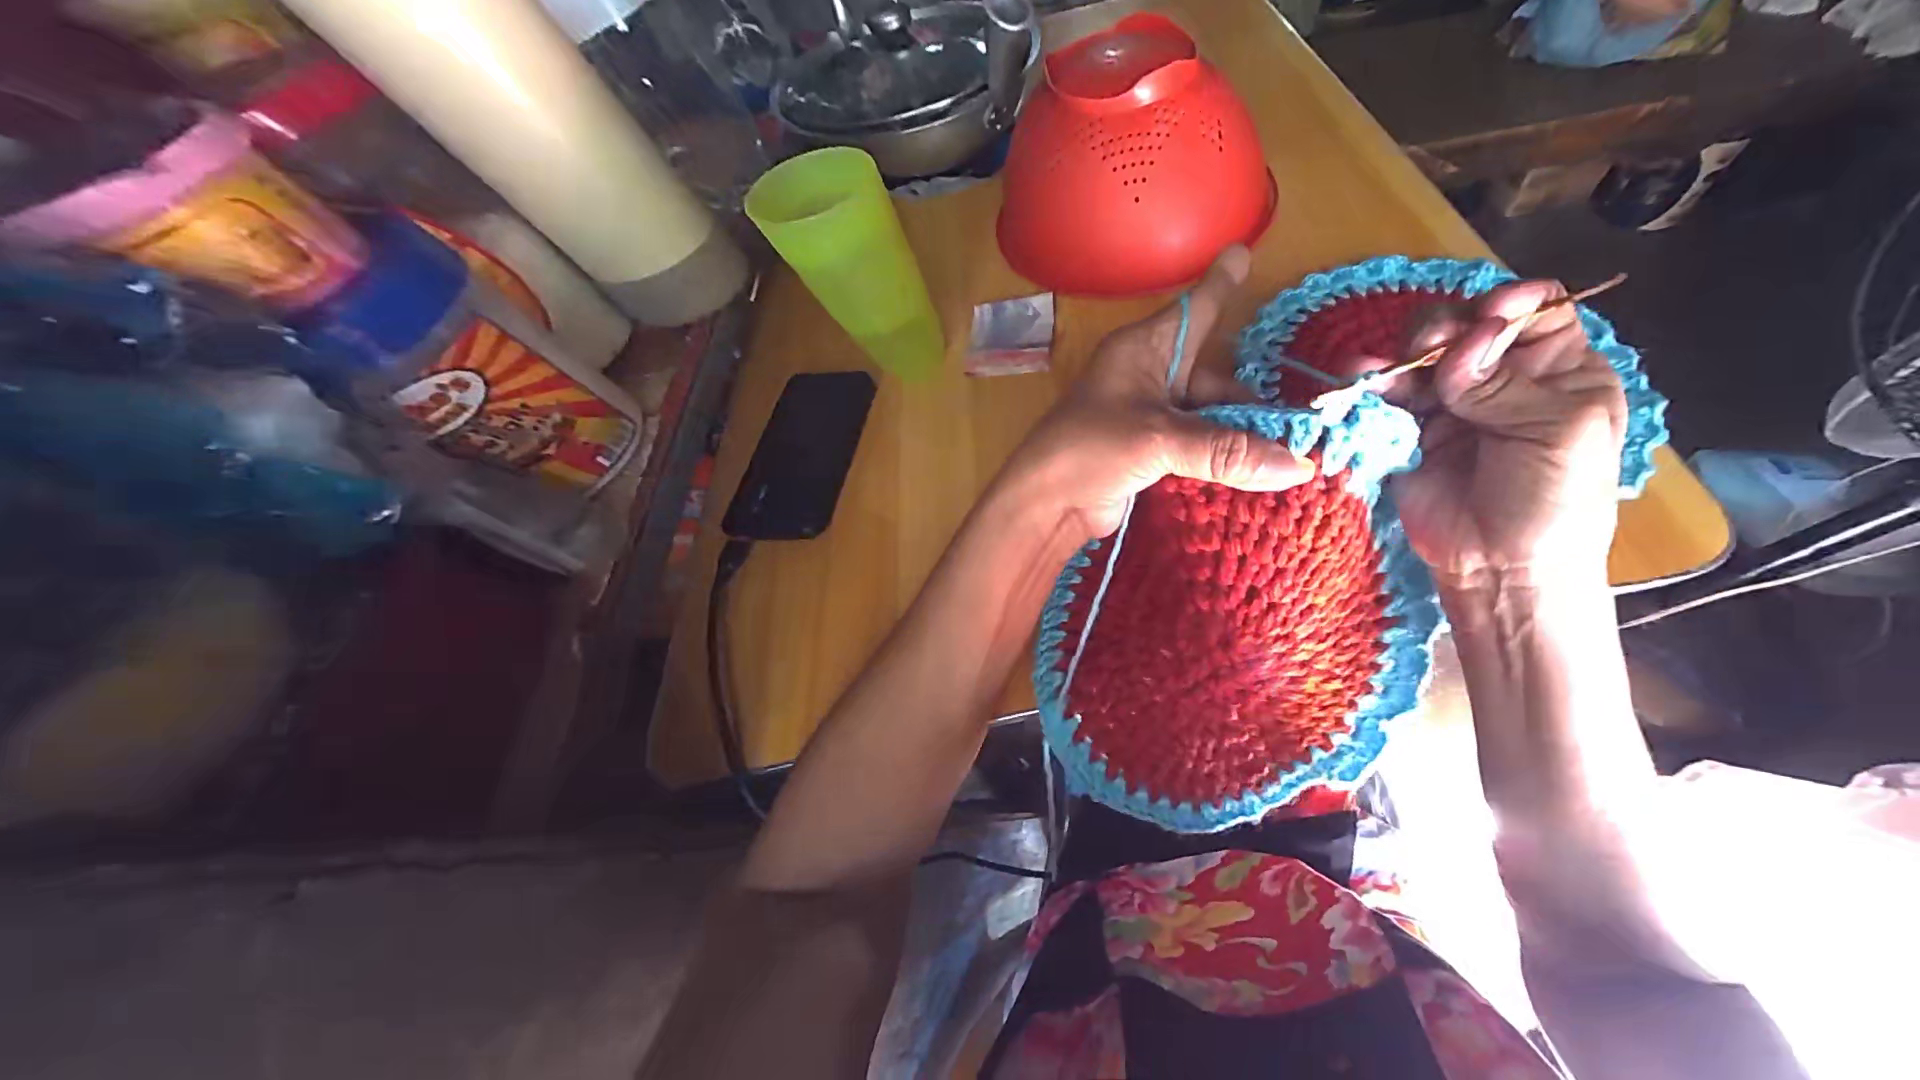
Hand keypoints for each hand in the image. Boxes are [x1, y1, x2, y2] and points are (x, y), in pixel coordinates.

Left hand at [992, 246, 1313, 541]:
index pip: (1194, 308)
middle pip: (1213, 374)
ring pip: (1208, 413)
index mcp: (1143, 350)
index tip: (1245, 253)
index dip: (1221, 284)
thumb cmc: (1088, 450)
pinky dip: (1223, 454)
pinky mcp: (1149, 450)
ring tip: (1291, 449)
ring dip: (1241, 432)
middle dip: (1252, 397)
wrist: (1044, 504)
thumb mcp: (1158, 440)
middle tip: (1306, 417)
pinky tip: (1257, 468)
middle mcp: (1148, 375)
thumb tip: (1297, 466)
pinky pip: (1197, 443)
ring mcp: (1148, 414)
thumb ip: (1226, 451)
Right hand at [1384, 280, 1626, 585]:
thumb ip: (1506, 383)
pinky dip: (1369, 386)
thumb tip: (1460, 342)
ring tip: (1386, 369)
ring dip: (1400, 356)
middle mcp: (1500, 380)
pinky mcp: (1405, 433)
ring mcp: (1448, 407)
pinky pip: (1385, 398)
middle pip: (1464, 327)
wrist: (1499, 568)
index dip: (1507, 305)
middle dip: (1443, 329)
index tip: (1486, 316)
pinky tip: (1360, 380)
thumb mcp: (1556, 433)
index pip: (1533, 313)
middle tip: (1428, 345)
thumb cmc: (1553, 501)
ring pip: (1418, 359)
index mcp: (1558, 372)